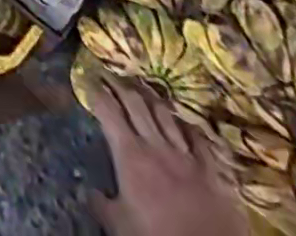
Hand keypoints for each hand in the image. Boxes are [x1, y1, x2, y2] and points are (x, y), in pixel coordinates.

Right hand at [89, 81, 245, 235]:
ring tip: (142, 88)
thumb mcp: (119, 224)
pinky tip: (182, 121)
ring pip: (164, 114)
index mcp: (129, 154)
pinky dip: (186, 126)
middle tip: (110, 74)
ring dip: (151, 99)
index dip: (96, 93)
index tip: (88, 79)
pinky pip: (196, 137)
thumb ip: (101, 204)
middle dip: (120, 86)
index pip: (108, 112)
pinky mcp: (209, 168)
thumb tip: (86, 191)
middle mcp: (155, 145)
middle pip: (136, 104)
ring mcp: (185, 154)